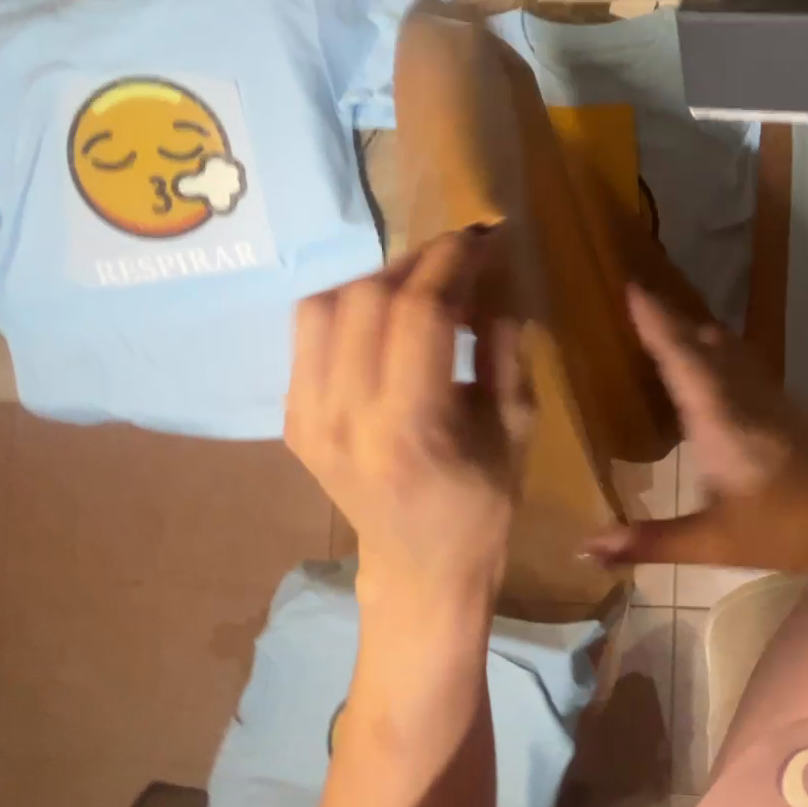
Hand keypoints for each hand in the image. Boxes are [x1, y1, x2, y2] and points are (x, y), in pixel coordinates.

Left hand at [286, 229, 531, 606]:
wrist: (418, 567)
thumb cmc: (484, 505)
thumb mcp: (516, 427)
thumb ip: (504, 348)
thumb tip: (499, 279)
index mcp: (410, 427)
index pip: (419, 312)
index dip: (453, 263)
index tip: (483, 239)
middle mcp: (343, 416)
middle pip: (366, 298)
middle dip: (419, 262)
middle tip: (461, 258)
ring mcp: (306, 417)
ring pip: (325, 305)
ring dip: (379, 279)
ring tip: (422, 283)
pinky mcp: (291, 417)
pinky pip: (311, 334)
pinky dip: (351, 307)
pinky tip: (388, 317)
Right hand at [584, 286, 807, 572]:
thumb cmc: (787, 528)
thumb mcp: (714, 542)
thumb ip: (649, 541)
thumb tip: (587, 546)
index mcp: (720, 418)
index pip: (682, 356)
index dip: (656, 321)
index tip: (631, 288)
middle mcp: (742, 395)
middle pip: (703, 342)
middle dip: (669, 318)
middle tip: (634, 299)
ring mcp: (768, 396)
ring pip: (727, 347)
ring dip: (694, 330)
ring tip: (663, 323)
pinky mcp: (784, 405)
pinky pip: (742, 361)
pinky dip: (716, 350)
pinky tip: (709, 364)